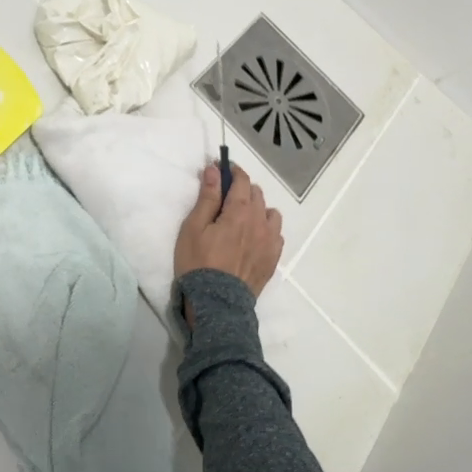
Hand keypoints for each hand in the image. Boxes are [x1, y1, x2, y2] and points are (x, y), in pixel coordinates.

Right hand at [173, 162, 283, 297]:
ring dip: (258, 207)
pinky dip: (266, 227)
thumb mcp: (194, 226)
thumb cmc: (198, 261)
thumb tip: (214, 170)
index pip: (242, 180)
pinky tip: (253, 235)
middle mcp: (260, 223)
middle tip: (224, 194)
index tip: (220, 168)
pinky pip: (277, 234)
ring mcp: (270, 242)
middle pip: (257, 194)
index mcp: (240, 211)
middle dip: (242, 188)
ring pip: (271, 213)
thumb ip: (207, 196)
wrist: (217, 303)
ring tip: (242, 216)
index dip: (232, 170)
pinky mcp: (273, 259)